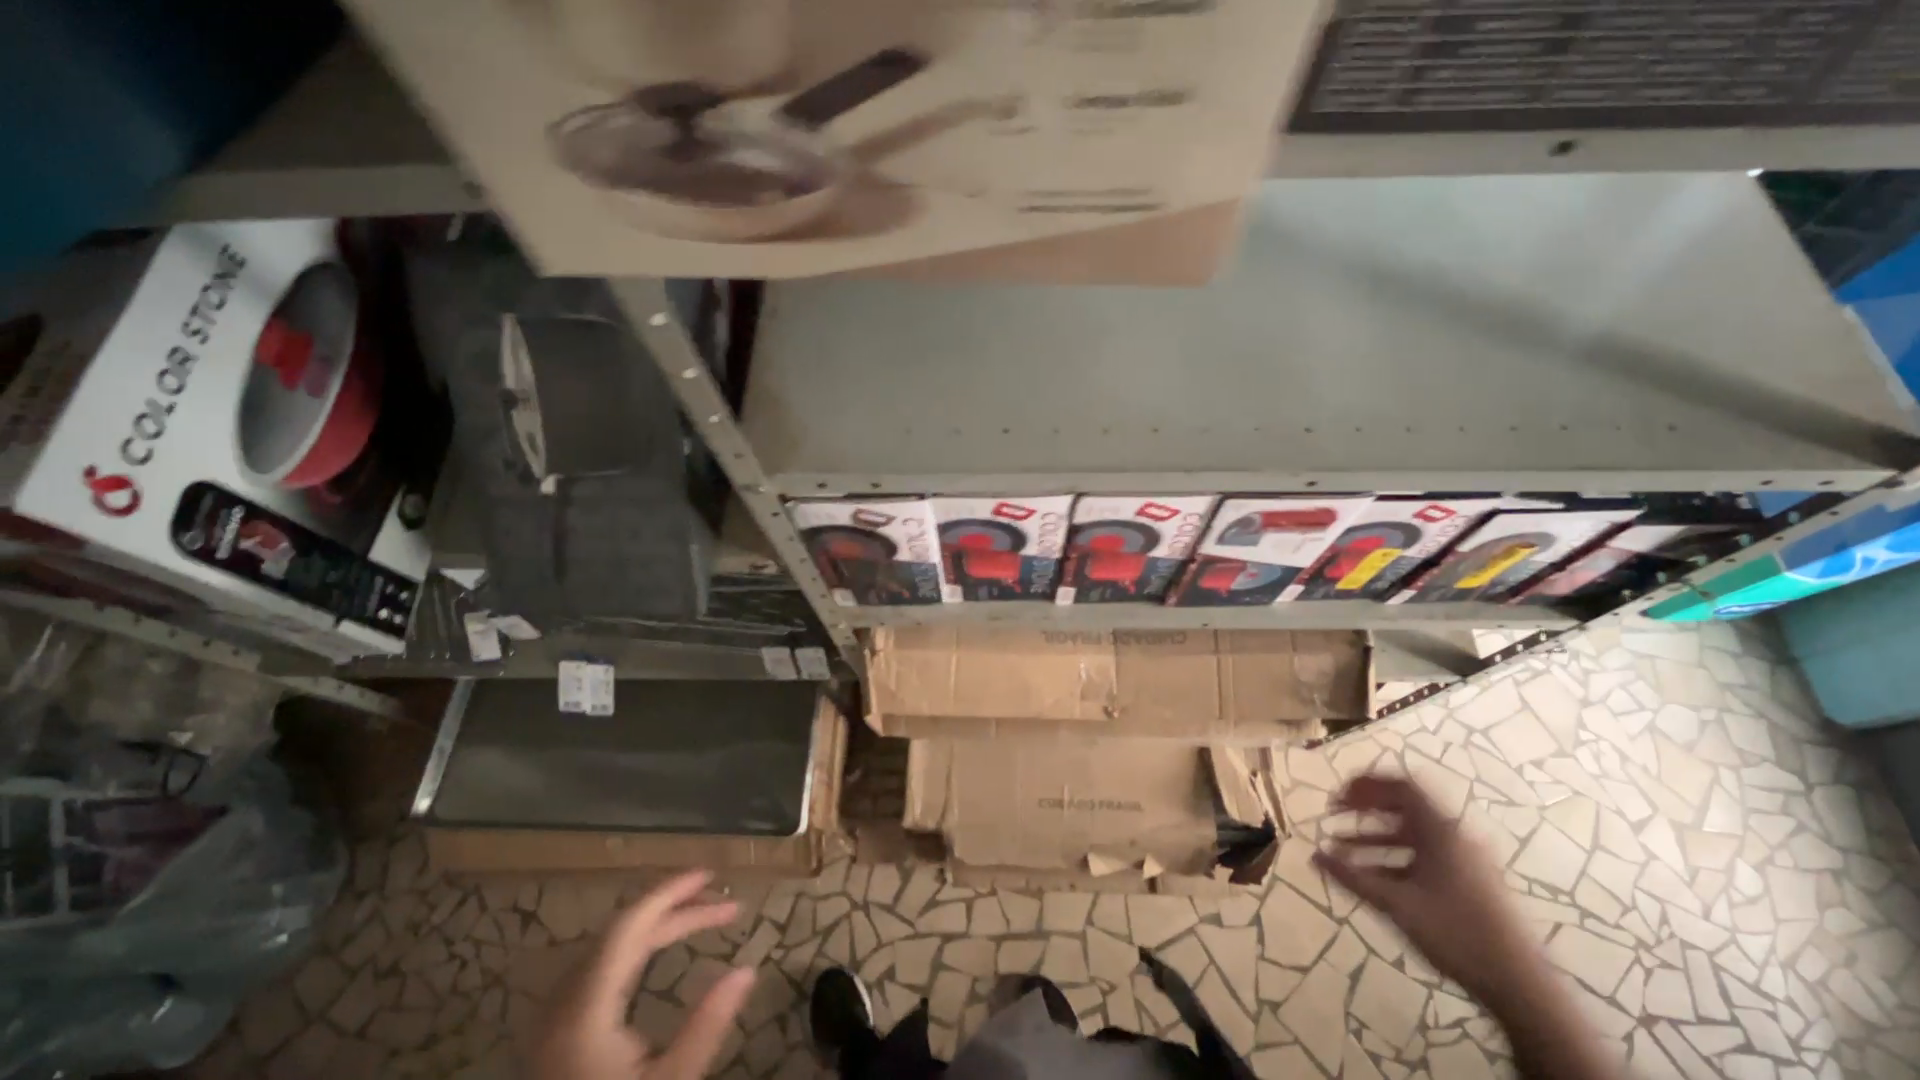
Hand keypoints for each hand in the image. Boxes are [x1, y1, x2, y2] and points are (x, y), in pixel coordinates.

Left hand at [534, 870, 756, 1079]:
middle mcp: (561, 1003)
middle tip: (725, 905)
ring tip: (700, 919)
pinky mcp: (554, 1033)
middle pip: (618, 934)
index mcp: (585, 1011)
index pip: (628, 929)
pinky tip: (657, 953)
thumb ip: (707, 1025)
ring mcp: (552, 1018)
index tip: (711, 876)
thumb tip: (747, 969)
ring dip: (654, 929)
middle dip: (674, 911)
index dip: (669, 894)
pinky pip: (596, 970)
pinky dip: (633, 951)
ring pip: (606, 950)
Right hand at [1313, 773, 1545, 1005]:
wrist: (1517, 981)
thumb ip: (1352, 877)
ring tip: (1340, 848)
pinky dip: (1394, 858)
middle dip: (1364, 809)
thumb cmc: (1454, 933)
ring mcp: (1464, 859)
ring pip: (1411, 835)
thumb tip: (1314, 855)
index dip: (1365, 784)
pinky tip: (1371, 876)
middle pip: (1403, 807)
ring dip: (1374, 836)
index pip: (1401, 786)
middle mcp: (1454, 835)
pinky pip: (1423, 855)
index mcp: (1441, 830)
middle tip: (1332, 815)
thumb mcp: (1396, 903)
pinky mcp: (1468, 881)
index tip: (1336, 794)